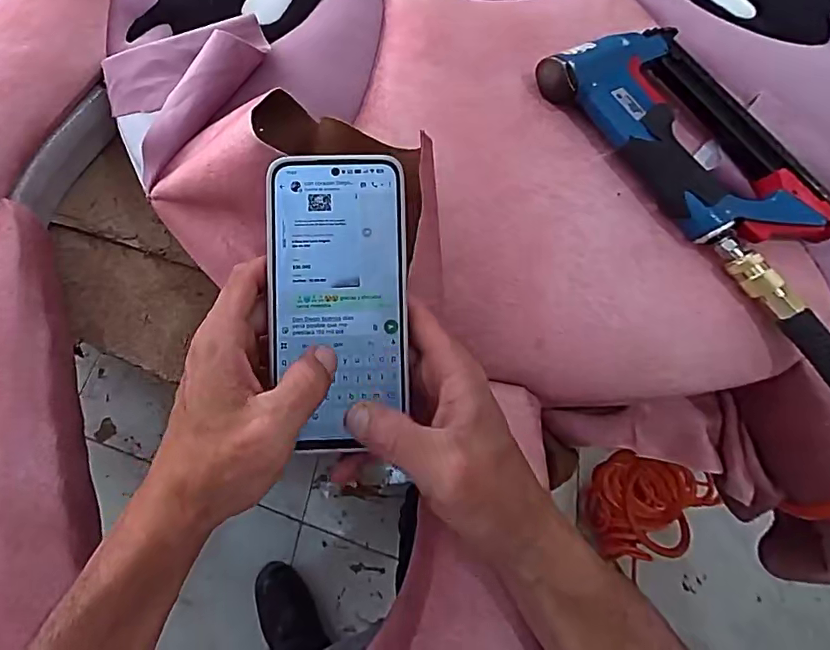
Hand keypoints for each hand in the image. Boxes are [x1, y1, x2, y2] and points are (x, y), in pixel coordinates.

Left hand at [140, 258, 334, 534]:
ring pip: (266, 329)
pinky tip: (323, 360)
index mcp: (221, 340)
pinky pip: (265, 354)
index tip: (315, 254)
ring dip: (299, 325)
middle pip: (261, 301)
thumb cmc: (219, 465)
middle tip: (343, 290)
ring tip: (341, 319)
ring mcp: (225, 364)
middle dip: (299, 293)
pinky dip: (291, 351)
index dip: (277, 260)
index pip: (246, 278)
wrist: (180, 509)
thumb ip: (305, 383)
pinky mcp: (232, 384)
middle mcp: (220, 344)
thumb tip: (327, 351)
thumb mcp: (272, 425)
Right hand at [340, 300, 560, 565]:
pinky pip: (390, 426)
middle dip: (361, 348)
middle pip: (397, 352)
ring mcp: (433, 412)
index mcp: (454, 373)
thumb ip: (394, 434)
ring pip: (389, 390)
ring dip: (358, 397)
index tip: (350, 291)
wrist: (514, 539)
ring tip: (315, 394)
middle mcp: (443, 384)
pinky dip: (367, 438)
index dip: (390, 301)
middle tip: (315, 340)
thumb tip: (352, 408)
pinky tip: (339, 459)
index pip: (420, 321)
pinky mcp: (424, 439)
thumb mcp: (439, 463)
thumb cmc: (489, 492)